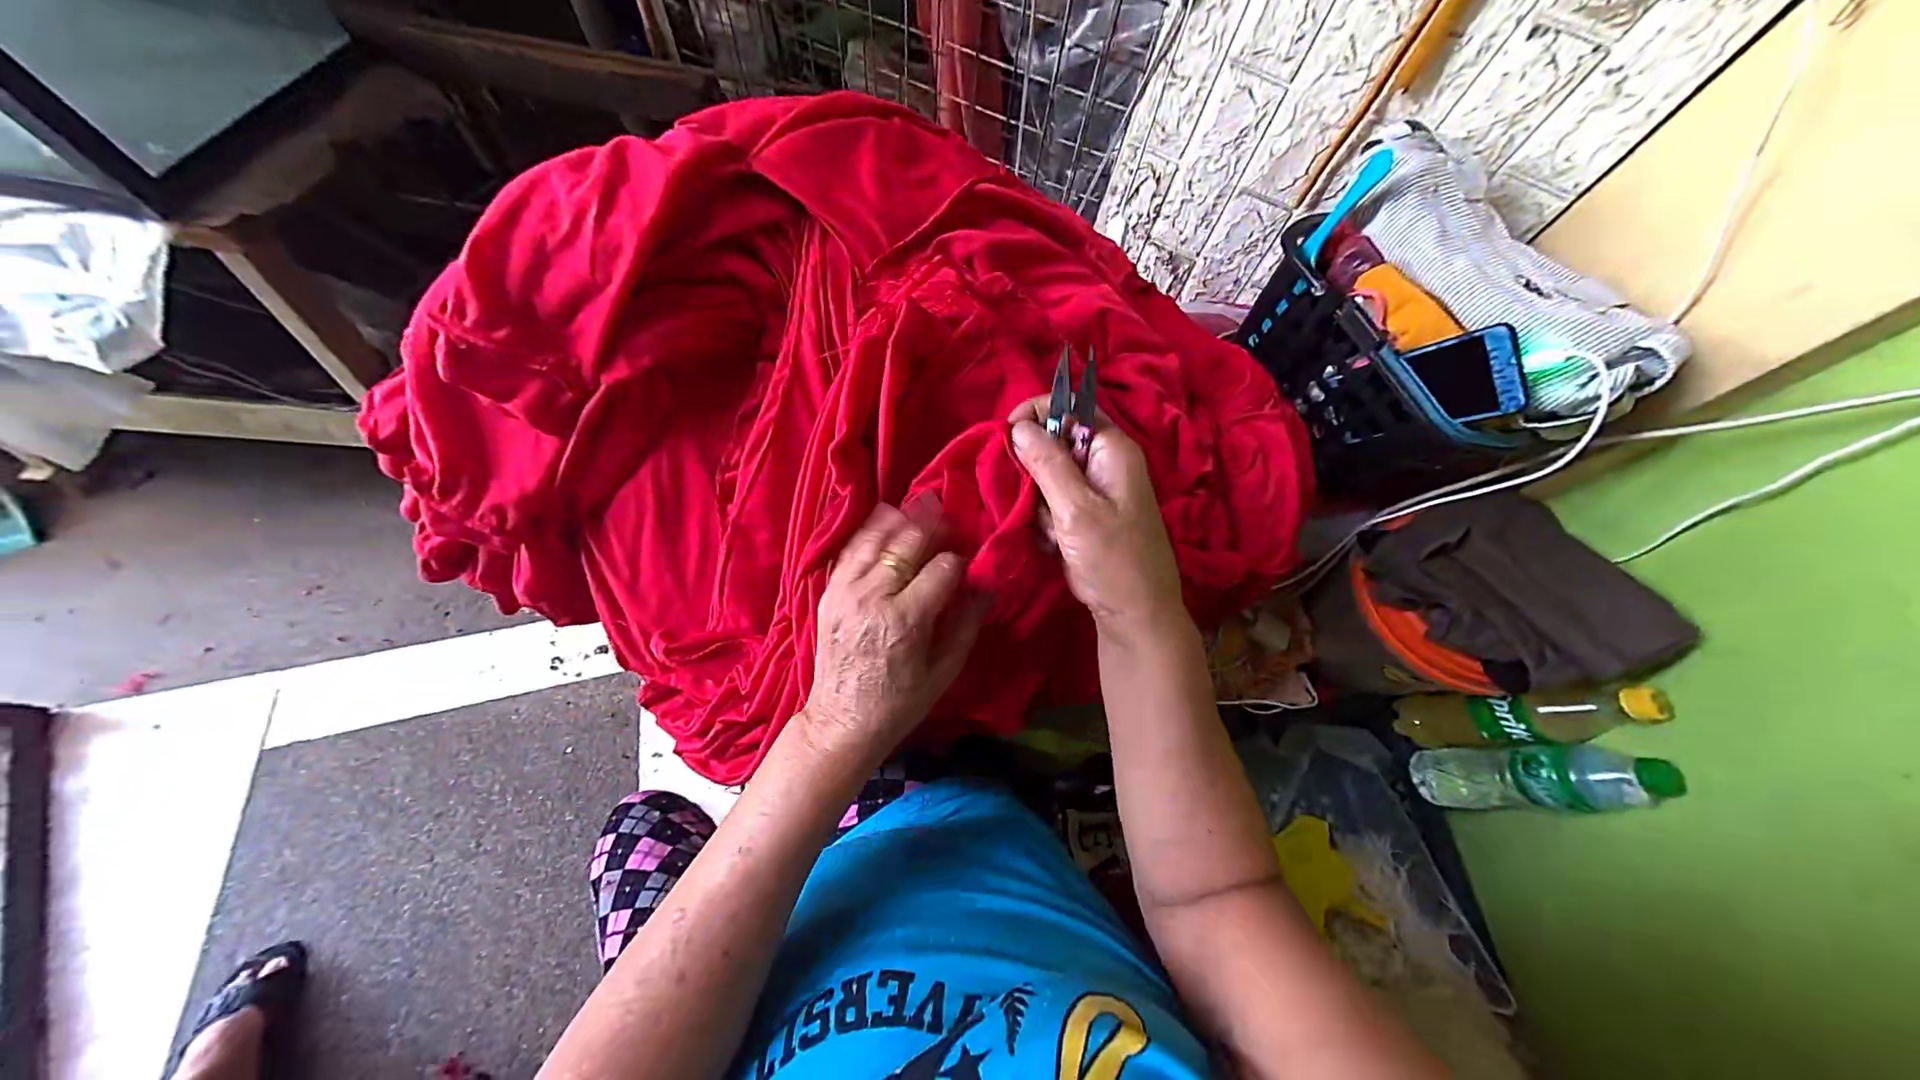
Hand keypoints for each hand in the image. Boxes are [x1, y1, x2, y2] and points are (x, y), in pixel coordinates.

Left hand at [796, 500, 986, 766]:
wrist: (842, 721)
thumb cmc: (900, 703)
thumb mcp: (944, 671)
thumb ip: (965, 623)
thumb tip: (986, 585)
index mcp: (906, 620)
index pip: (942, 568)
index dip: (960, 561)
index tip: (967, 564)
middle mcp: (873, 597)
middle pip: (909, 544)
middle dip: (935, 528)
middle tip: (951, 520)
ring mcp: (845, 591)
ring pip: (877, 538)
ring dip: (903, 520)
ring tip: (922, 508)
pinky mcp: (829, 592)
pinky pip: (851, 549)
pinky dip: (870, 531)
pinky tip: (887, 519)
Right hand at [1007, 397, 1186, 639]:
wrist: (1133, 612)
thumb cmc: (1113, 558)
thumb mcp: (1076, 508)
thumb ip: (1047, 463)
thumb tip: (1018, 425)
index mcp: (1112, 448)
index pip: (1069, 408)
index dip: (1035, 415)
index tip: (1007, 438)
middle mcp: (1103, 462)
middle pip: (1053, 441)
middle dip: (1033, 467)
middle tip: (1031, 497)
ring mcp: (1093, 490)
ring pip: (1046, 475)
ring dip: (1037, 500)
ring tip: (1051, 528)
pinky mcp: (1082, 514)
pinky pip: (1050, 501)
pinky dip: (1044, 519)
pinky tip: (1054, 541)